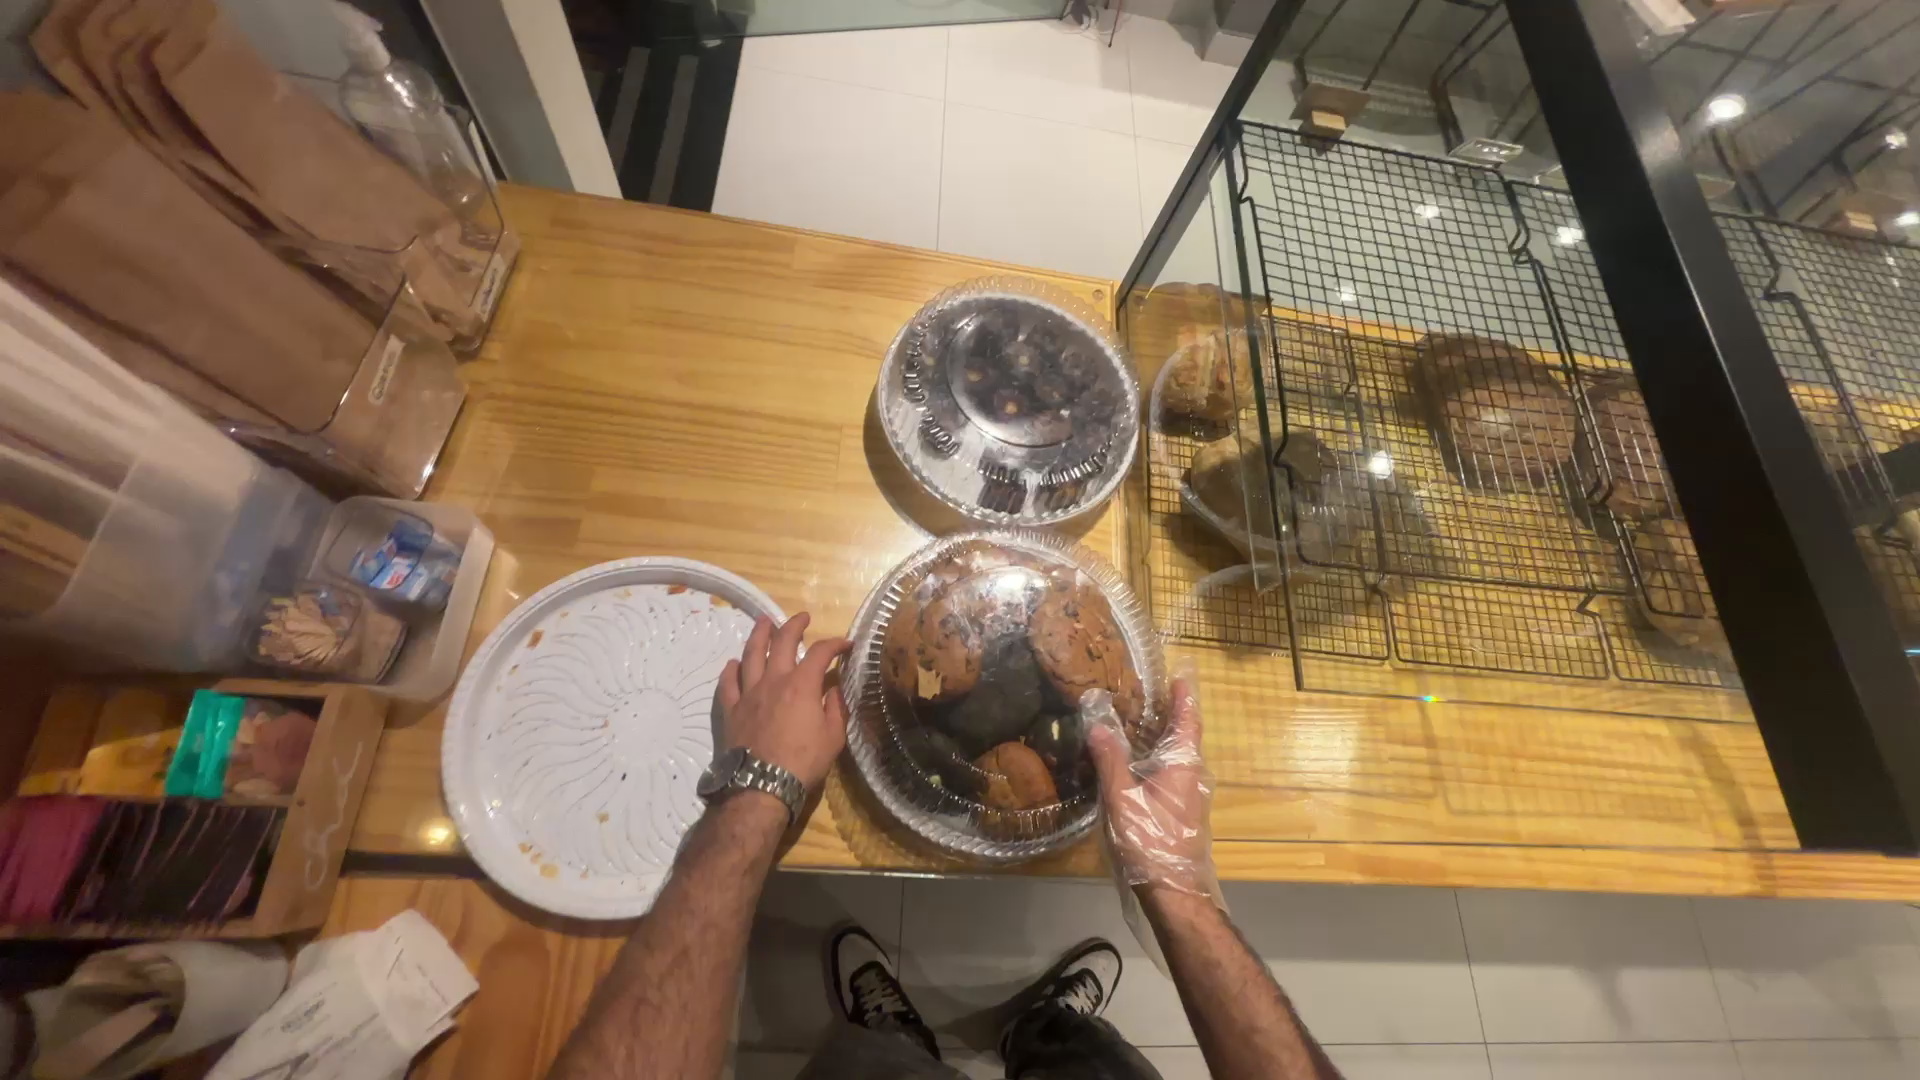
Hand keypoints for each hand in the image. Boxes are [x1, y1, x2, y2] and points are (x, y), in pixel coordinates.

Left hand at [718, 613, 852, 789]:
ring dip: (759, 635)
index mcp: (802, 685)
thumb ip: (835, 708)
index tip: (846, 644)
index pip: (821, 652)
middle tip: (802, 617)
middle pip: (782, 642)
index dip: (835, 643)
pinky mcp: (731, 710)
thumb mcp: (833, 737)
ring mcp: (748, 694)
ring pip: (750, 655)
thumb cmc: (802, 762)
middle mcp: (774, 681)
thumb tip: (834, 689)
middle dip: (794, 625)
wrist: (760, 786)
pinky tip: (733, 663)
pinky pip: (728, 684)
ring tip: (764, 622)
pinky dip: (731, 670)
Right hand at [1085, 676, 1215, 896]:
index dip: (1183, 697)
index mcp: (1184, 766)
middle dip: (1166, 712)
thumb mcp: (1123, 799)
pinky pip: (1168, 770)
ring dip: (1158, 735)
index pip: (1188, 721)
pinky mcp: (1180, 811)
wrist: (1175, 894)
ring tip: (1132, 718)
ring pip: (1175, 755)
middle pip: (1182, 736)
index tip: (1178, 674)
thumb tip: (1098, 722)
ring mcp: (1188, 795)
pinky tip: (1132, 758)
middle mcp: (1192, 776)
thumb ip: (1110, 759)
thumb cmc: (1152, 842)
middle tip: (1142, 691)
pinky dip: (1153, 755)